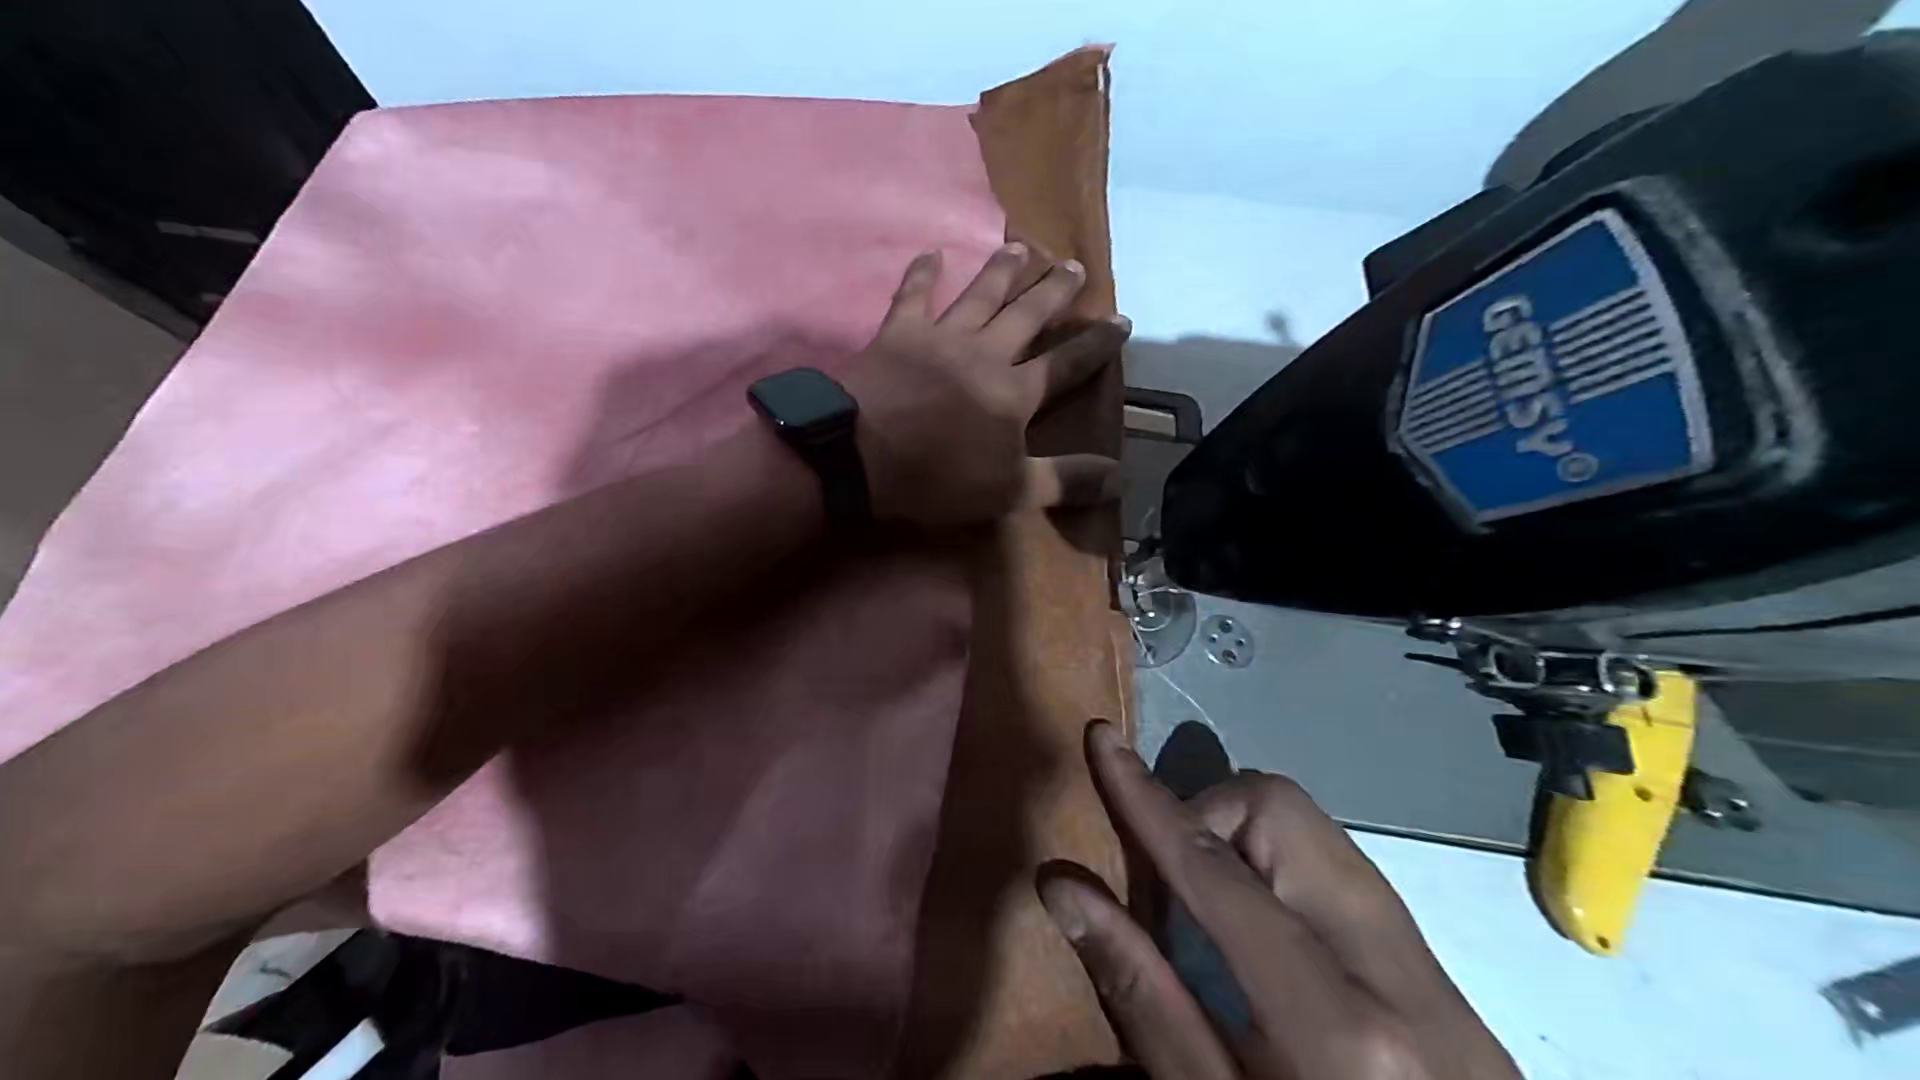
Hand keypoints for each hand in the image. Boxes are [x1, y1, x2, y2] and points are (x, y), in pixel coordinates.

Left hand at [841, 244, 1130, 524]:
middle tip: (1075, 265)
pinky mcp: (899, 333)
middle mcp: (986, 354)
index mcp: (1015, 393)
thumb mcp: (1011, 491)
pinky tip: (931, 252)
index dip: (1095, 344)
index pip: (1066, 364)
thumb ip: (1065, 480)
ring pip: (980, 295)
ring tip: (1021, 246)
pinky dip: (922, 273)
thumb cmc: (939, 476)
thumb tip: (1122, 476)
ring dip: (1002, 272)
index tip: (1121, 319)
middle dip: (1054, 293)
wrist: (862, 454)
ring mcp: (941, 338)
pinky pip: (914, 295)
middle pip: (1027, 316)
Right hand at [1040, 722, 1521, 1079]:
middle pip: (1279, 808)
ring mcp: (1431, 963)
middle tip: (1172, 883)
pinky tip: (1265, 929)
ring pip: (1313, 824)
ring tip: (1214, 907)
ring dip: (1242, 837)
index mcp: (1333, 1021)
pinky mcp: (1441, 968)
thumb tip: (1061, 886)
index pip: (1216, 868)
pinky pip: (1338, 864)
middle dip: (1208, 815)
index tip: (1103, 741)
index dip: (1147, 800)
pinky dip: (1280, 866)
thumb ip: (1139, 990)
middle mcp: (1393, 966)